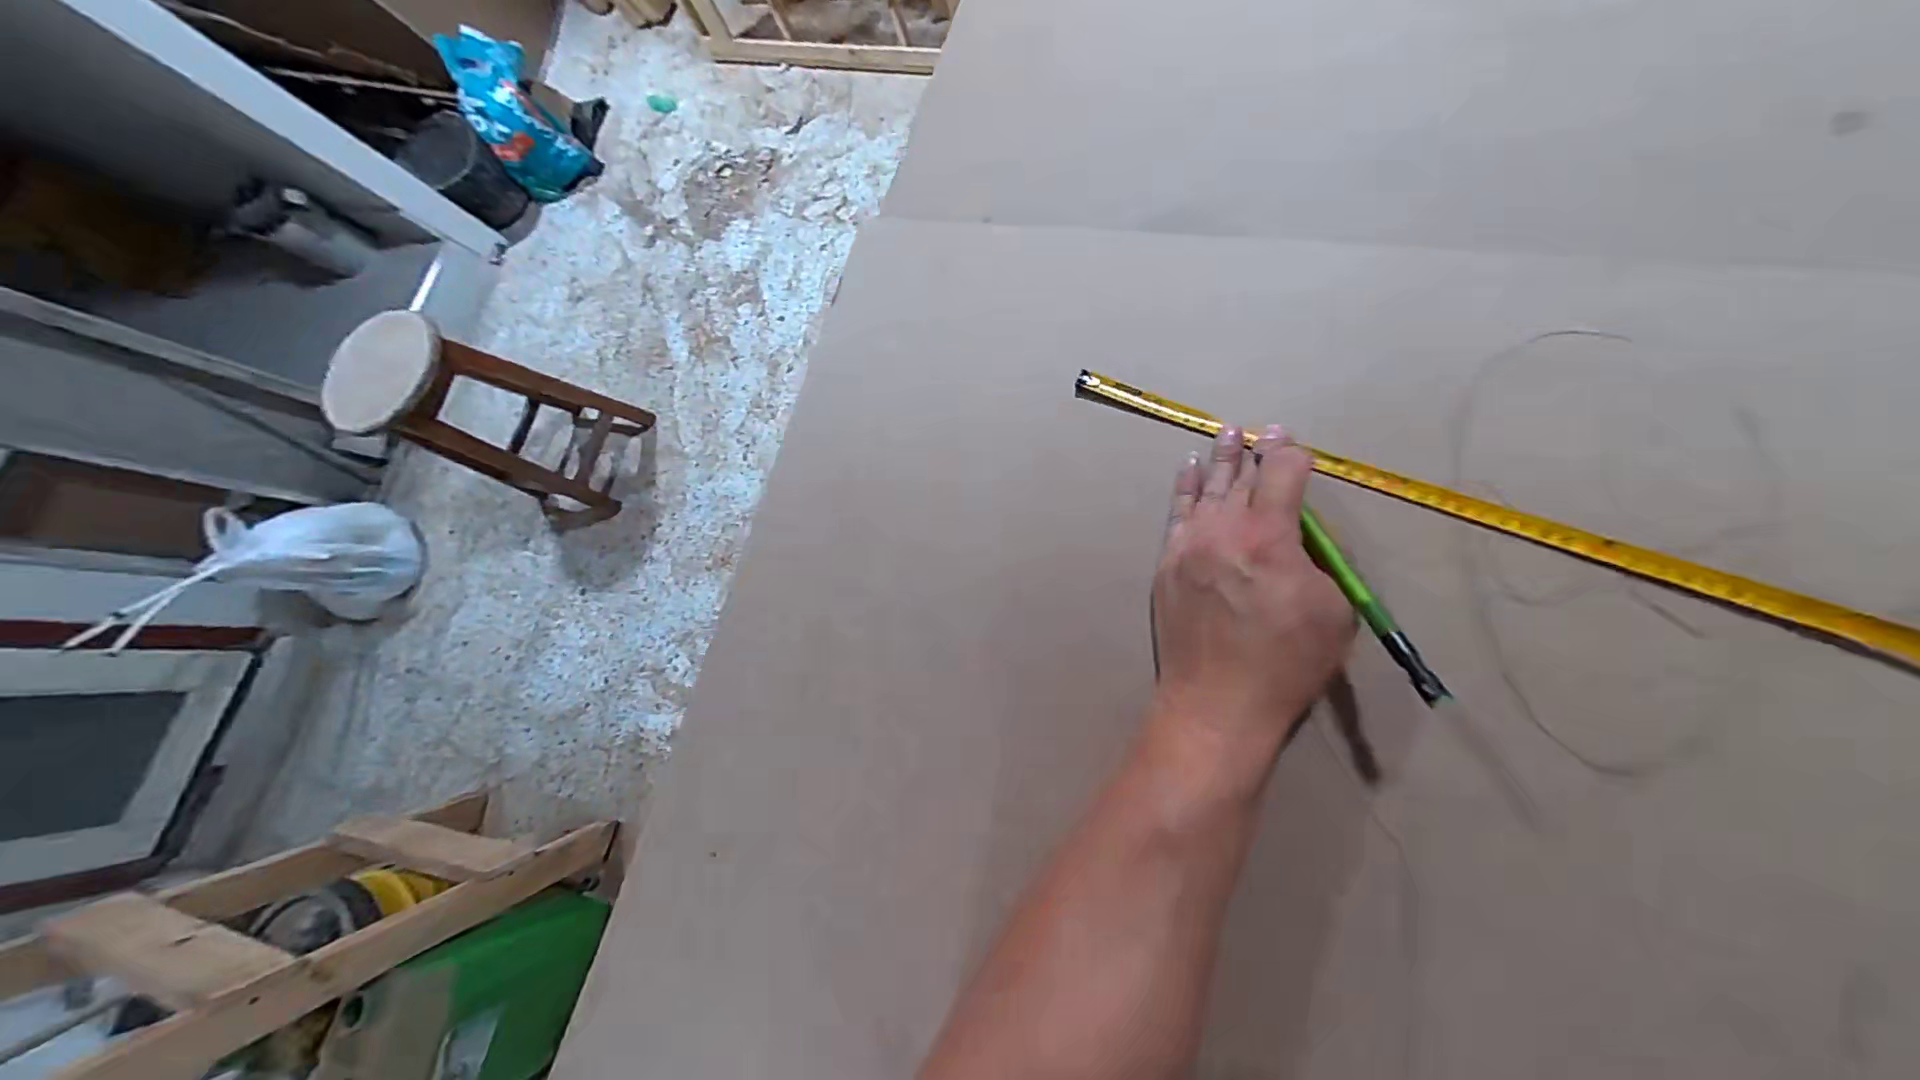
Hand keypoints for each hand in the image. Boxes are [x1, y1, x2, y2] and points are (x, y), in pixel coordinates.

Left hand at [1151, 424, 1356, 750]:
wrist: (1215, 701)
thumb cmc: (1285, 663)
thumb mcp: (1332, 611)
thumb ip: (1318, 564)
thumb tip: (1298, 543)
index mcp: (1270, 536)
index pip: (1283, 474)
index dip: (1293, 454)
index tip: (1295, 445)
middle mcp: (1223, 530)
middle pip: (1241, 477)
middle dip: (1254, 450)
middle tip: (1260, 430)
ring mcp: (1188, 545)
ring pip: (1205, 489)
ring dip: (1218, 460)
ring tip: (1225, 434)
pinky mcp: (1167, 564)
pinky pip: (1176, 514)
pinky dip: (1185, 489)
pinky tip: (1189, 472)